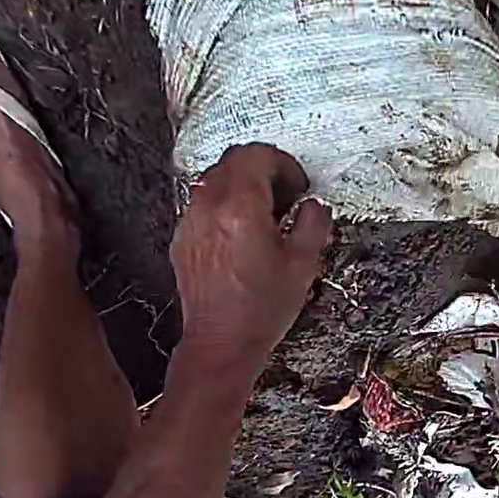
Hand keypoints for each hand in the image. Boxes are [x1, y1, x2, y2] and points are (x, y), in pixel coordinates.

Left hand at [171, 144, 333, 376]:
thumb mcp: (303, 266)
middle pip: (234, 161)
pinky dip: (225, 208)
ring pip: (216, 180)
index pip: (258, 155)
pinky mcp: (182, 238)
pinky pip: (203, 205)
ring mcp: (190, 222)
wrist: (222, 342)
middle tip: (286, 198)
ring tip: (265, 219)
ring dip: (243, 187)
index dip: (284, 164)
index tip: (298, 186)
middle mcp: (209, 207)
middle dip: (264, 171)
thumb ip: (314, 225)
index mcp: (241, 208)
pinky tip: (242, 237)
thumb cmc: (262, 309)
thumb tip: (315, 206)